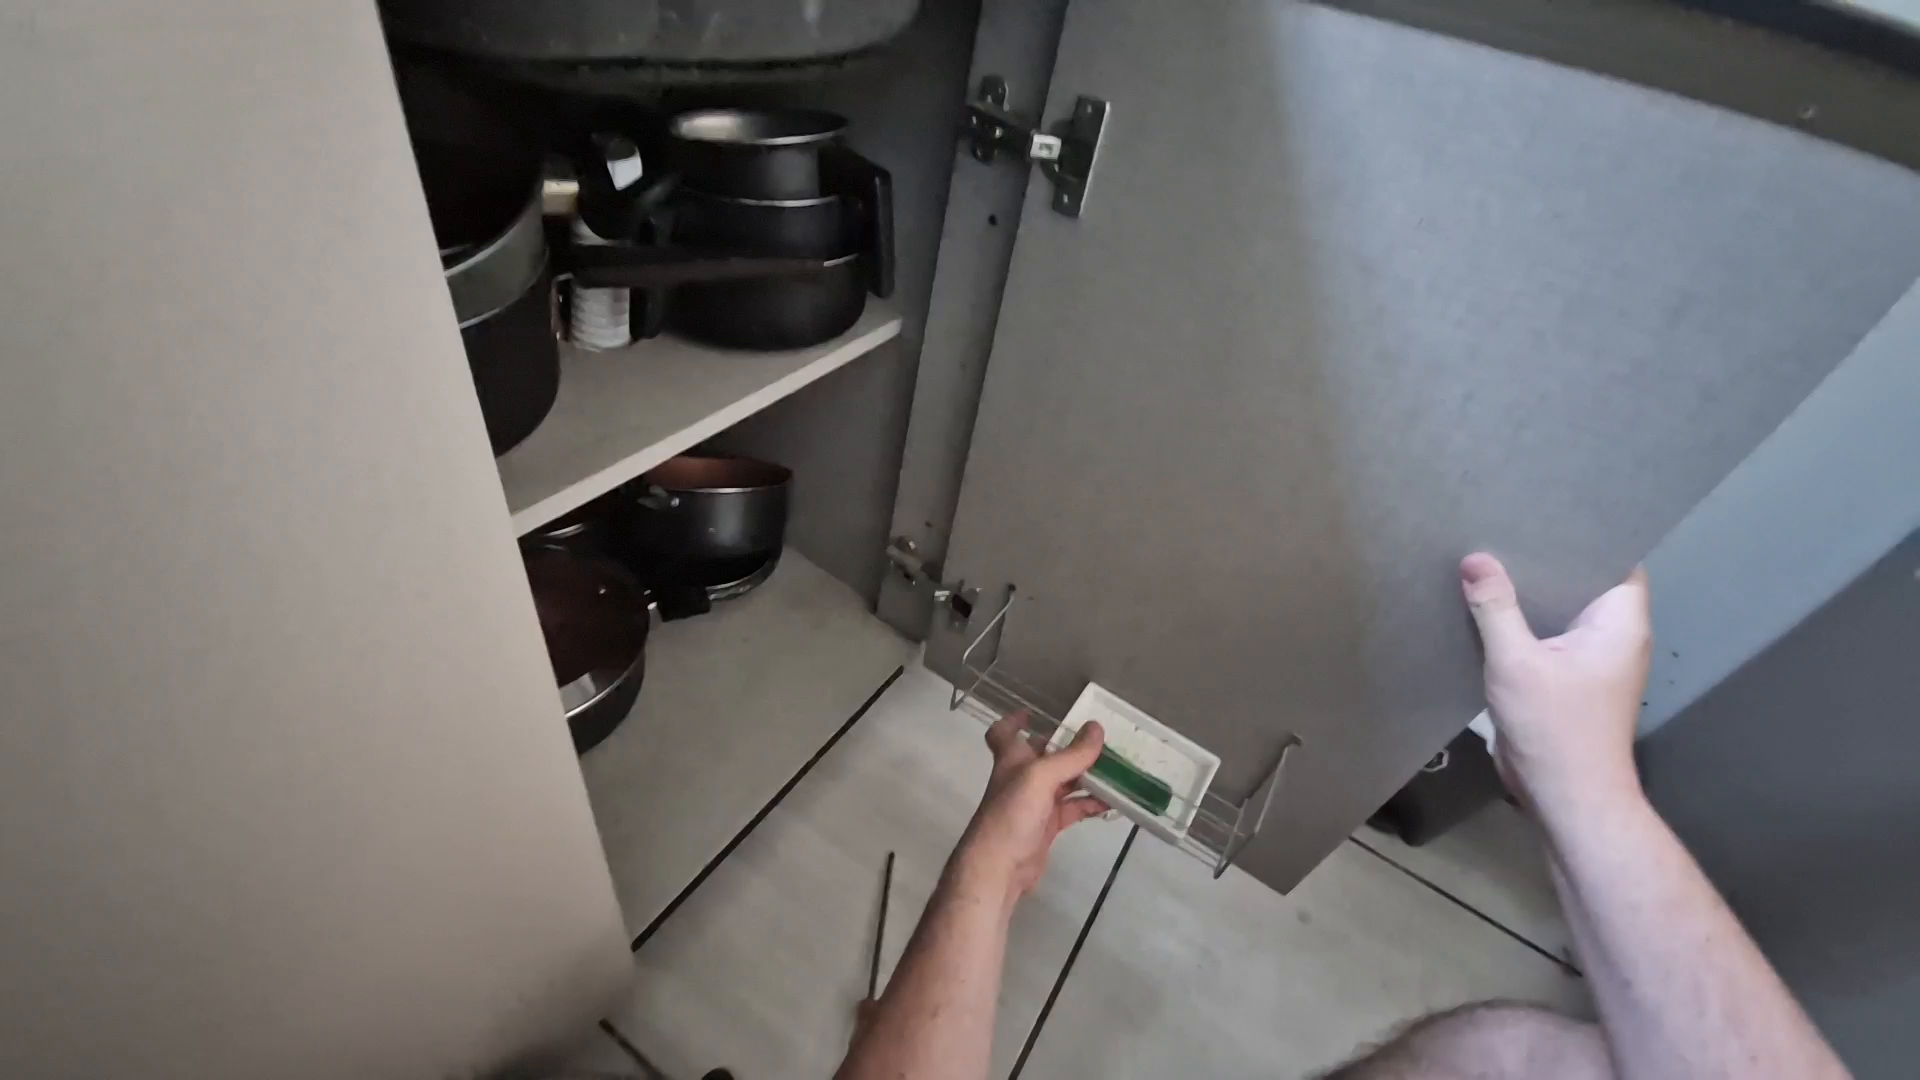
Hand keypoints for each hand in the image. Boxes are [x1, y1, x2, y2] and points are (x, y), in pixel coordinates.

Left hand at [952, 713, 1109, 909]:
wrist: (999, 867)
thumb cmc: (1012, 813)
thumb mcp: (1040, 777)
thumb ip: (1070, 755)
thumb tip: (1097, 728)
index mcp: (1013, 757)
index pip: (1004, 732)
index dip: (1014, 721)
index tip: (1033, 713)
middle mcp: (1023, 776)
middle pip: (1046, 754)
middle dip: (1069, 746)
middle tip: (1102, 739)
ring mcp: (1036, 802)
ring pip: (1065, 781)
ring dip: (1087, 775)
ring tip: (1118, 767)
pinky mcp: (1048, 825)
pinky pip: (1073, 808)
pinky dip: (1091, 804)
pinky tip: (1113, 802)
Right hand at [1460, 552, 1651, 812]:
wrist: (1564, 792)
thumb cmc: (1554, 724)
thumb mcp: (1516, 661)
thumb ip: (1495, 608)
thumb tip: (1475, 559)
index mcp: (1619, 624)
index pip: (1615, 563)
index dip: (1585, 537)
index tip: (1543, 514)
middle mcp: (1611, 636)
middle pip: (1580, 583)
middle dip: (1542, 561)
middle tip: (1498, 531)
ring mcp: (1587, 658)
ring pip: (1556, 610)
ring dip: (1524, 592)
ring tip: (1483, 562)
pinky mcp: (1562, 677)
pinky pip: (1540, 634)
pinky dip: (1515, 620)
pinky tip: (1480, 608)